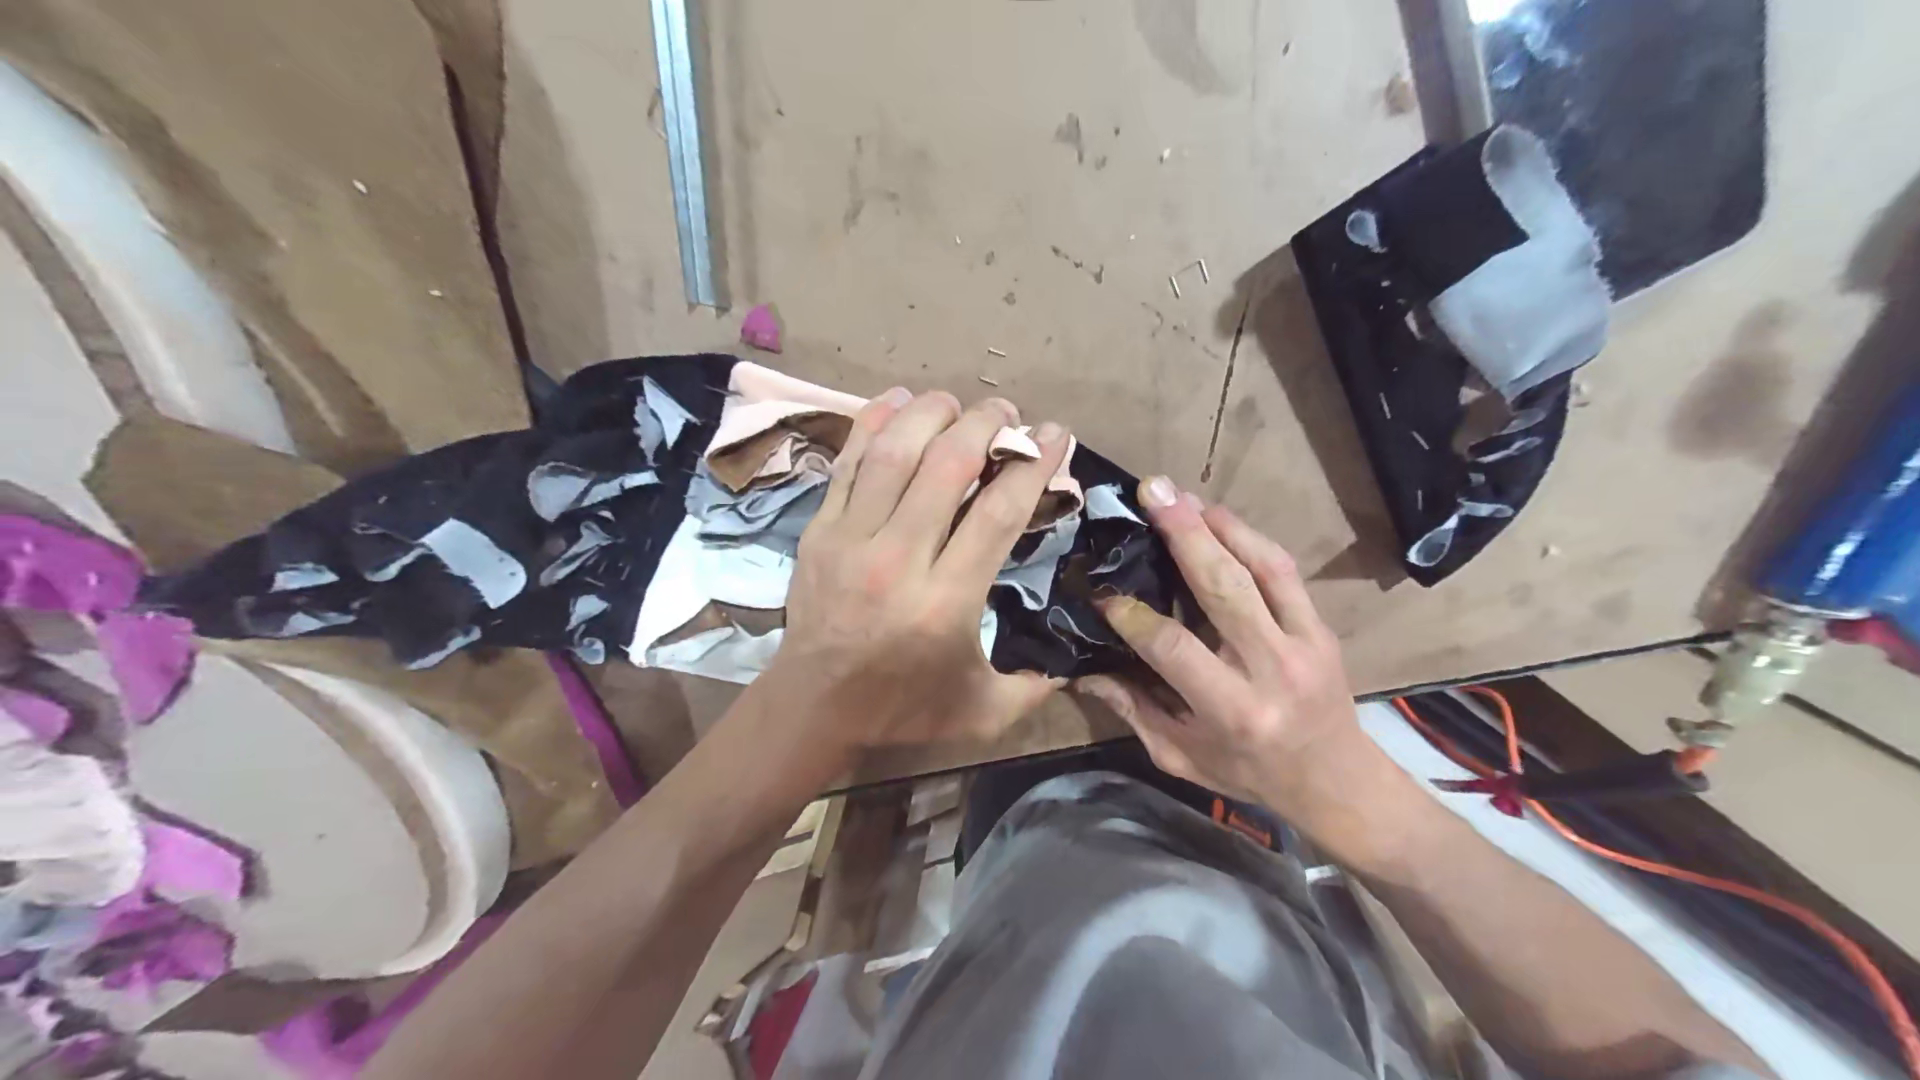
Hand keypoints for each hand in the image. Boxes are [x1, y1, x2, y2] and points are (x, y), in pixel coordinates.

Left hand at [759, 388, 1070, 758]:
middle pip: (947, 464)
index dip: (1033, 465)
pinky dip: (875, 422)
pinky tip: (899, 400)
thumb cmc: (902, 707)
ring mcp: (851, 538)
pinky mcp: (820, 529)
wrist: (813, 706)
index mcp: (946, 602)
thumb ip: (1034, 688)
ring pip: (895, 451)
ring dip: (932, 413)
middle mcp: (899, 560)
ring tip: (957, 403)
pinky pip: (849, 461)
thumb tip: (1074, 661)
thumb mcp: (981, 713)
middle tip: (1007, 414)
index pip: (998, 513)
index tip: (1054, 436)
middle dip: (986, 425)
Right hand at [1076, 477, 1364, 810]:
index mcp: (1231, 709)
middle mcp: (1270, 669)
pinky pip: (1285, 571)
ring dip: (1217, 525)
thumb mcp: (1181, 755)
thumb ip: (1133, 711)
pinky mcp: (1321, 627)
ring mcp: (1303, 642)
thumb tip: (1083, 673)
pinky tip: (1218, 517)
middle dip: (1182, 535)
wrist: (1338, 780)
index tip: (1102, 594)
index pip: (1172, 646)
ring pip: (1260, 568)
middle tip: (1150, 494)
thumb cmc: (1248, 772)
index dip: (1132, 615)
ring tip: (1180, 495)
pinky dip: (1250, 538)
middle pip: (1223, 588)